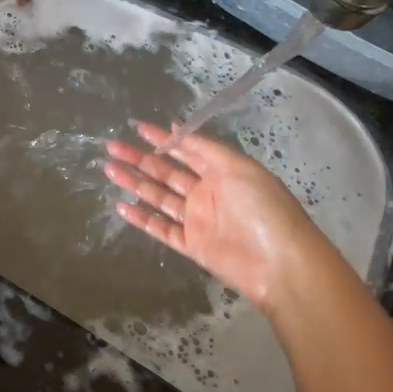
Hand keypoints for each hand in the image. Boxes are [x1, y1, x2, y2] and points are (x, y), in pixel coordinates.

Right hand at [102, 120, 327, 308]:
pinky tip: (120, 205)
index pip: (186, 150)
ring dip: (134, 182)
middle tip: (111, 145)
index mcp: (221, 173)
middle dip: (139, 157)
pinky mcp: (192, 245)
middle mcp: (207, 193)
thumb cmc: (264, 209)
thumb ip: (204, 147)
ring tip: (108, 168)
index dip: (162, 138)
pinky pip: (161, 228)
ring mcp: (198, 220)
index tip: (136, 126)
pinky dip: (141, 217)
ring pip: (158, 197)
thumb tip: (175, 125)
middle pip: (166, 171)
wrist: (284, 266)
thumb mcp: (238, 167)